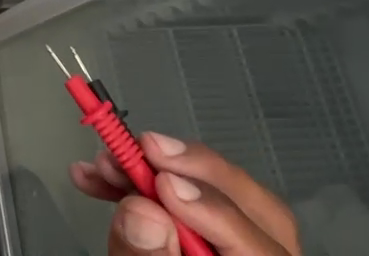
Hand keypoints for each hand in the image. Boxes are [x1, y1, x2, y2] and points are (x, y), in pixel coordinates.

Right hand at [71, 134, 299, 254]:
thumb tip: (142, 210)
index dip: (219, 216)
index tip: (162, 182)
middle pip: (266, 221)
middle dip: (198, 175)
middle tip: (142, 148)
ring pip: (234, 207)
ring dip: (166, 173)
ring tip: (107, 164)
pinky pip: (201, 215)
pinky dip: (154, 189)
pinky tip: (103, 181)